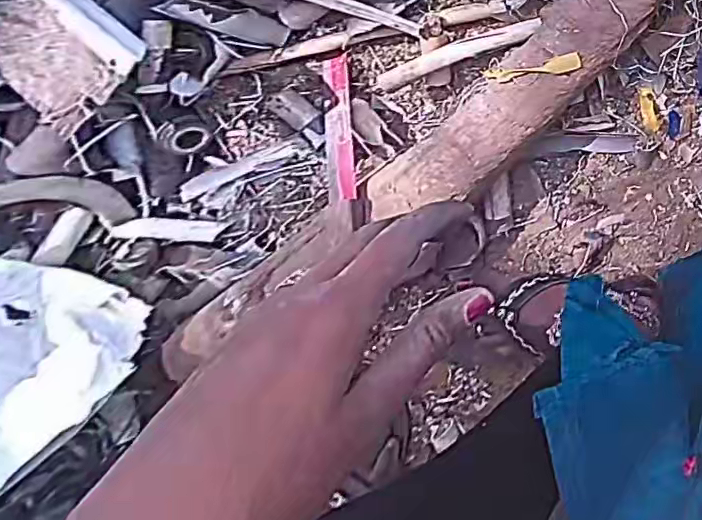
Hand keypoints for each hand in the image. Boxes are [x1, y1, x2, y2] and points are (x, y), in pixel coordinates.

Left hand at [73, 203, 493, 519]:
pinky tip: (346, 315)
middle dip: (408, 230)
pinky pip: (299, 290)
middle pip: (362, 239)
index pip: (398, 238)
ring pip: (329, 262)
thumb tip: (471, 302)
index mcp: (332, 313)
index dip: (437, 217)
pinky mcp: (230, 348)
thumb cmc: (258, 487)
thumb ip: (422, 347)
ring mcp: (255, 324)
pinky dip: (339, 282)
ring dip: (373, 256)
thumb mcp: (364, 417)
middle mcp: (291, 305)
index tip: (462, 214)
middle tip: (444, 238)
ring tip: (405, 274)